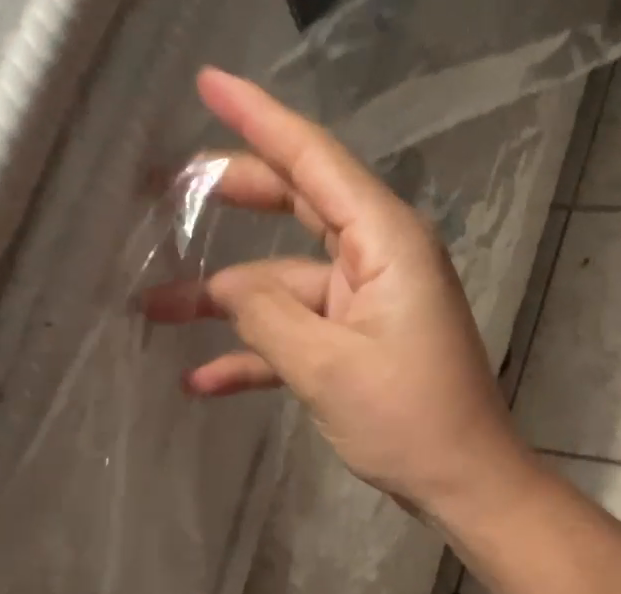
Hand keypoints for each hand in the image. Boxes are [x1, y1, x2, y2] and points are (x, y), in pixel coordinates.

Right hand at [145, 68, 536, 520]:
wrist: (464, 483)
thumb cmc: (407, 420)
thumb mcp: (327, 367)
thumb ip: (266, 316)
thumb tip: (228, 289)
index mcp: (384, 242)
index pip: (313, 160)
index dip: (257, 119)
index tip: (207, 83)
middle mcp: (378, 259)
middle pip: (297, 206)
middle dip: (233, 199)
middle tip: (168, 193)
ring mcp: (369, 304)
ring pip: (286, 282)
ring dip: (227, 301)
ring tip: (155, 310)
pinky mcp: (361, 344)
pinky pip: (300, 333)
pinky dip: (257, 354)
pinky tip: (202, 381)